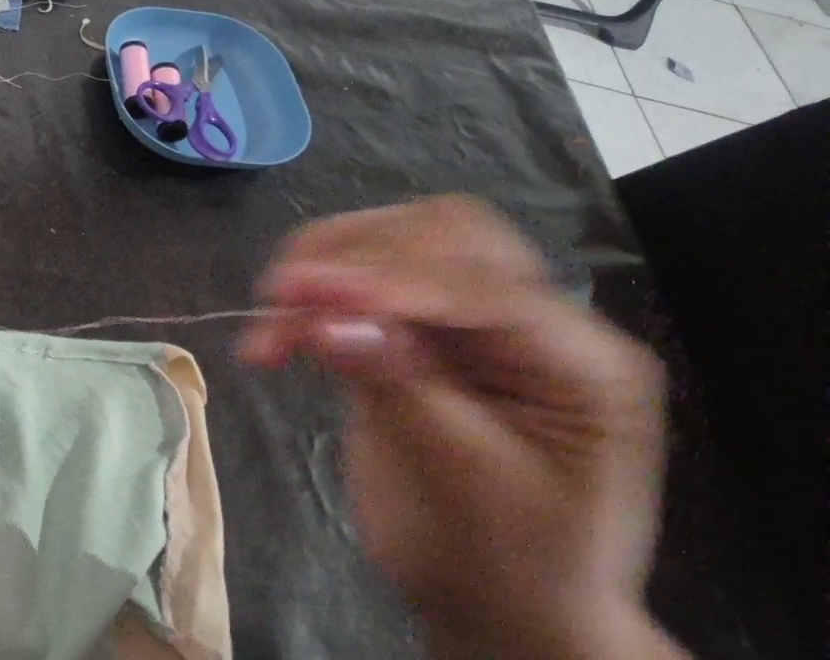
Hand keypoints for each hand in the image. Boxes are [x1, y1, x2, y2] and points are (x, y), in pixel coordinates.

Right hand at [239, 198, 680, 659]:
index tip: (304, 292)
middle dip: (356, 255)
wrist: (500, 614)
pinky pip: (356, 284)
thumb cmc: (504, 565)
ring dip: (321, 268)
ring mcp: (468, 320)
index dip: (393, 282)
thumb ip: (400, 389)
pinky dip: (308, 296)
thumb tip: (327, 322)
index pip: (486, 288)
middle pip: (444, 235)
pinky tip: (274, 333)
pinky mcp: (412, 330)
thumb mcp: (463, 484)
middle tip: (282, 295)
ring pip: (392, 244)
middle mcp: (530, 321)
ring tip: (267, 320)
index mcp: (581, 362)